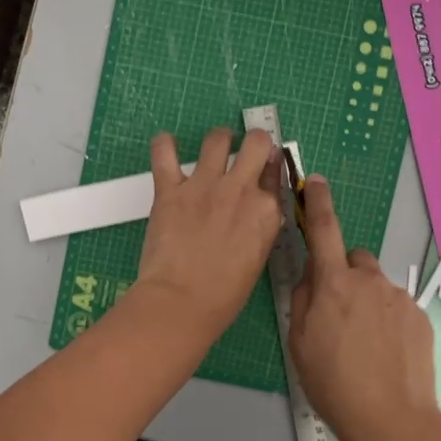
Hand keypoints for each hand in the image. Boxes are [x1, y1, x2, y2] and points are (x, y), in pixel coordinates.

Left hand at [136, 128, 283, 341]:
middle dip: (254, 142)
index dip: (271, 167)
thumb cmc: (223, 295)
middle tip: (243, 150)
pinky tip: (166, 144)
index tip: (264, 168)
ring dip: (218, 139)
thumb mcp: (257, 259)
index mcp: (267, 211)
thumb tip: (253, 213)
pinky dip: (164, 144)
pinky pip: (164, 152)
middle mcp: (241, 190)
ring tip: (214, 147)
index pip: (276, 172)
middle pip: (256, 143)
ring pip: (217, 139)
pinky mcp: (171, 189)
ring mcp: (205, 186)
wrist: (182, 301)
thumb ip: (259, 228)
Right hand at [289, 177, 440, 440]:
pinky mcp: (419, 317)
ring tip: (361, 345)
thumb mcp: (298, 342)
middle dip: (342, 276)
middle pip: (352, 261)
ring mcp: (398, 298)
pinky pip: (394, 307)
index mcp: (334, 284)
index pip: (323, 229)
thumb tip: (310, 277)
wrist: (392, 420)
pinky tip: (382, 354)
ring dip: (364, 302)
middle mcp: (369, 281)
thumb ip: (302, 299)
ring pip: (374, 287)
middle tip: (334, 315)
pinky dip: (385, 322)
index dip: (318, 201)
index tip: (316, 181)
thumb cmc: (334, 384)